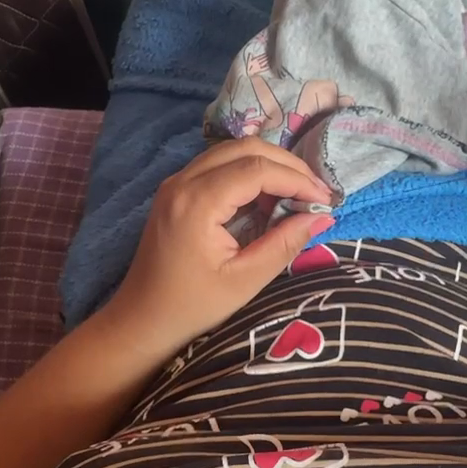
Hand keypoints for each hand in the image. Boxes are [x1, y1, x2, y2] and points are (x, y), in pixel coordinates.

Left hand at [97, 139, 335, 363]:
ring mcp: (176, 183)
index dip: (297, 180)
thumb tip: (321, 217)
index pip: (257, 169)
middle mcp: (183, 181)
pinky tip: (268, 198)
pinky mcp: (176, 191)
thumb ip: (284, 244)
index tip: (325, 200)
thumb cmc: (191, 306)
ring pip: (232, 152)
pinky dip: (249, 172)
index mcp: (196, 202)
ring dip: (269, 165)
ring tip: (298, 194)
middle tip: (316, 192)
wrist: (141, 319)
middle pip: (245, 148)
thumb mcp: (244, 281)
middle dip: (287, 165)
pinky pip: (219, 165)